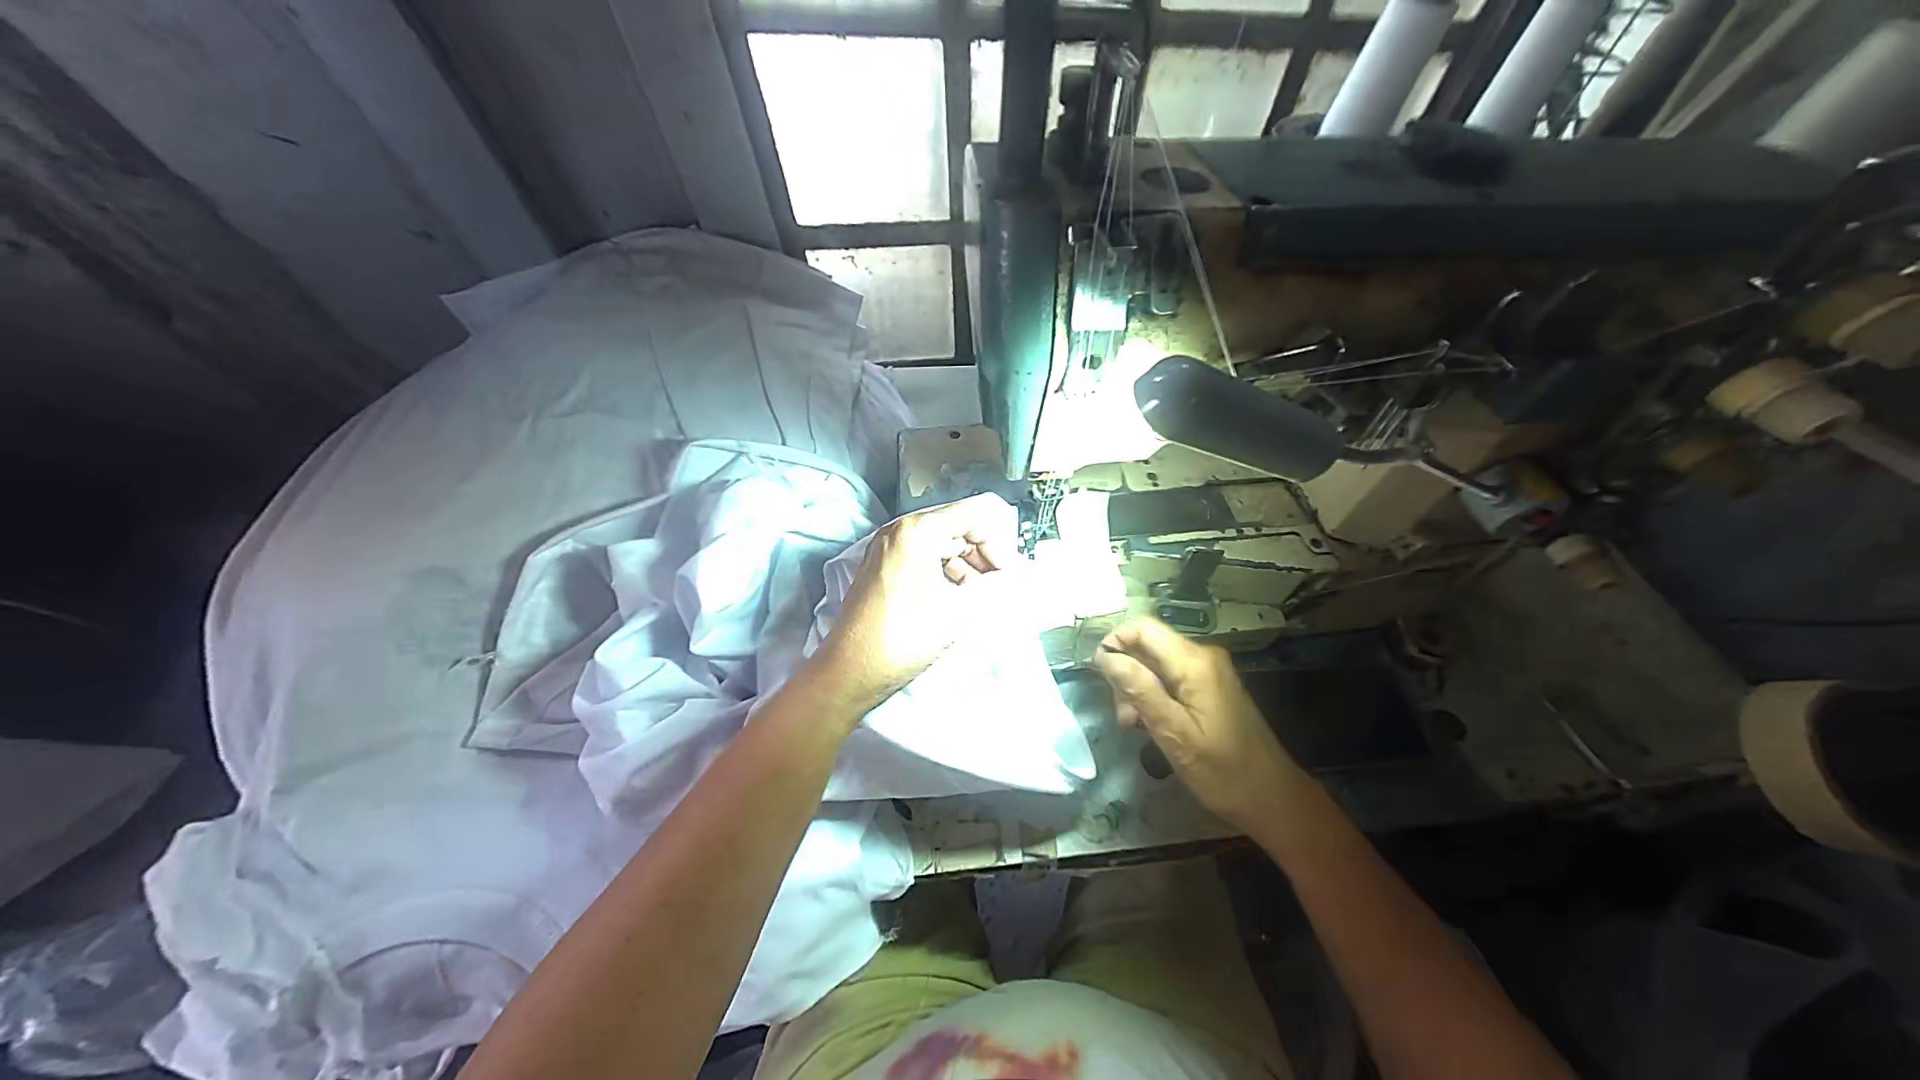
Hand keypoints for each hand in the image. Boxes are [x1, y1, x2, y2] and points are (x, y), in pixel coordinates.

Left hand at [812, 493, 1024, 712]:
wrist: (850, 672)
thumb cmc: (898, 641)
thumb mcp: (958, 612)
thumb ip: (995, 590)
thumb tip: (1018, 582)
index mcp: (915, 532)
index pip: (973, 514)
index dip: (1000, 542)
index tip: (1013, 570)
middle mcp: (898, 532)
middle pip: (957, 526)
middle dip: (986, 553)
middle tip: (1004, 583)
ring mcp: (888, 549)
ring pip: (942, 544)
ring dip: (969, 565)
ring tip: (986, 595)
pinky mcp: (884, 568)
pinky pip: (925, 558)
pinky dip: (947, 572)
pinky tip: (962, 598)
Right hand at [1092, 616, 1305, 828]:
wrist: (1274, 799)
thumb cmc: (1223, 771)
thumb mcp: (1173, 733)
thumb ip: (1139, 689)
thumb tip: (1105, 656)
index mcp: (1195, 663)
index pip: (1142, 627)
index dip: (1114, 643)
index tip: (1099, 676)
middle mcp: (1202, 657)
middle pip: (1147, 646)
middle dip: (1126, 675)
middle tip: (1125, 719)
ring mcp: (1208, 672)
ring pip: (1155, 664)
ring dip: (1137, 690)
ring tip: (1137, 727)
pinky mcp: (1210, 688)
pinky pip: (1171, 679)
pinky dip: (1154, 697)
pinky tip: (1153, 725)